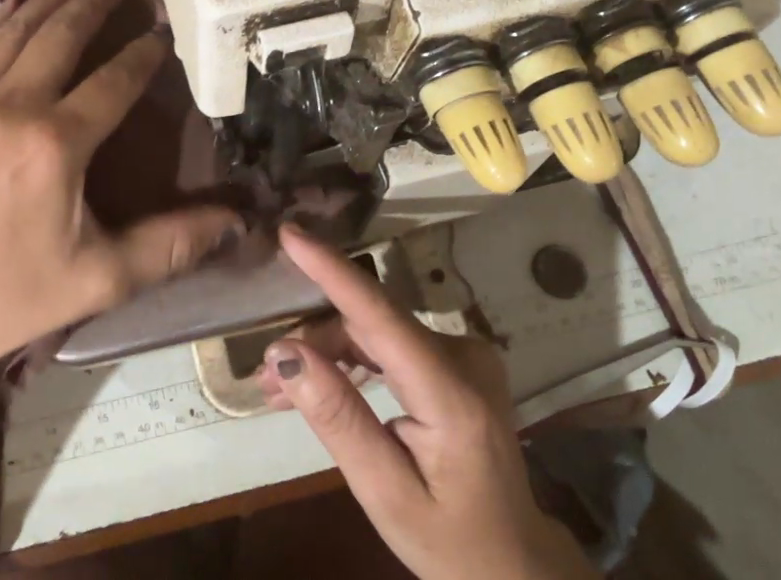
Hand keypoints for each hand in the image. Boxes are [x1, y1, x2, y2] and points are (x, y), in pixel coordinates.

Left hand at [0, 0, 240, 393]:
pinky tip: (8, 1)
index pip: (113, 80)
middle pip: (59, 36)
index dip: (142, 53)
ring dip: (46, 1)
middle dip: (93, 5)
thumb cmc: (13, 298)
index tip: (161, 33)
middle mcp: (9, 107)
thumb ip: (174, 243)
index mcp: (55, 144)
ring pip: (12, 33)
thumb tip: (238, 220)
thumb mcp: (103, 277)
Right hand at [258, 226, 596, 579]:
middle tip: (265, 380)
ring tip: (280, 389)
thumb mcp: (385, 492)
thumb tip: (284, 352)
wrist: (516, 561)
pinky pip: (390, 343)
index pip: (381, 316)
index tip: (290, 233)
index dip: (333, 270)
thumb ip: (338, 418)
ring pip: (374, 330)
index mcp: (452, 394)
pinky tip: (319, 383)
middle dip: (312, 340)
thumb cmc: (451, 538)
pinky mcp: (456, 360)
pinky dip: (350, 358)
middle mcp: (464, 357)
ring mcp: (464, 354)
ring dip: (326, 351)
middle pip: (369, 324)